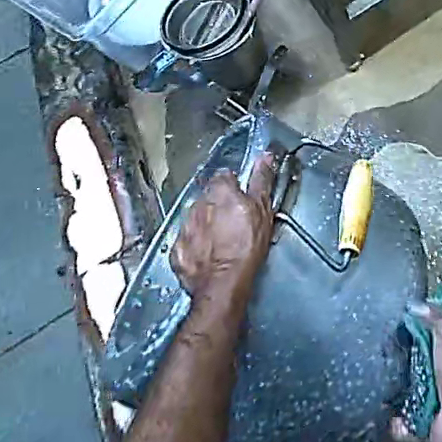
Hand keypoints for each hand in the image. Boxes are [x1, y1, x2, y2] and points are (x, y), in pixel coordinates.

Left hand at [170, 153, 277, 311]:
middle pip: (209, 197)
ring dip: (206, 225)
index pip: (225, 177)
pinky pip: (187, 241)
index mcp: (218, 189)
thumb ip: (262, 180)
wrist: (223, 284)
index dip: (235, 189)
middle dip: (219, 207)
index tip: (242, 201)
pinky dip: (195, 246)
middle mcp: (197, 202)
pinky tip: (207, 256)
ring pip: (196, 218)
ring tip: (222, 243)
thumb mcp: (262, 210)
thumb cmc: (245, 247)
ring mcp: (184, 226)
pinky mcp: (177, 248)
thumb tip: (265, 157)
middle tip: (234, 225)